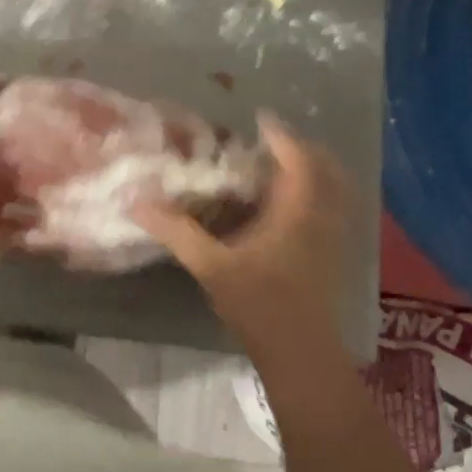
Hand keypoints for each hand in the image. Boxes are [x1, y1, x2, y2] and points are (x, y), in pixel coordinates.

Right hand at [133, 112, 349, 357]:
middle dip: (302, 151)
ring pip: (335, 192)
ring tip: (280, 172)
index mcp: (298, 211)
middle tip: (272, 144)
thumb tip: (137, 202)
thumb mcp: (210, 265)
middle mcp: (323, 218)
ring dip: (313, 175)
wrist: (300, 352)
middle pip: (327, 170)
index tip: (260, 119)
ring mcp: (334, 239)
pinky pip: (331, 212)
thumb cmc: (259, 303)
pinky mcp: (333, 258)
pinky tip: (287, 212)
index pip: (297, 159)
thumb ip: (176, 231)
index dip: (280, 136)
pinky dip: (316, 198)